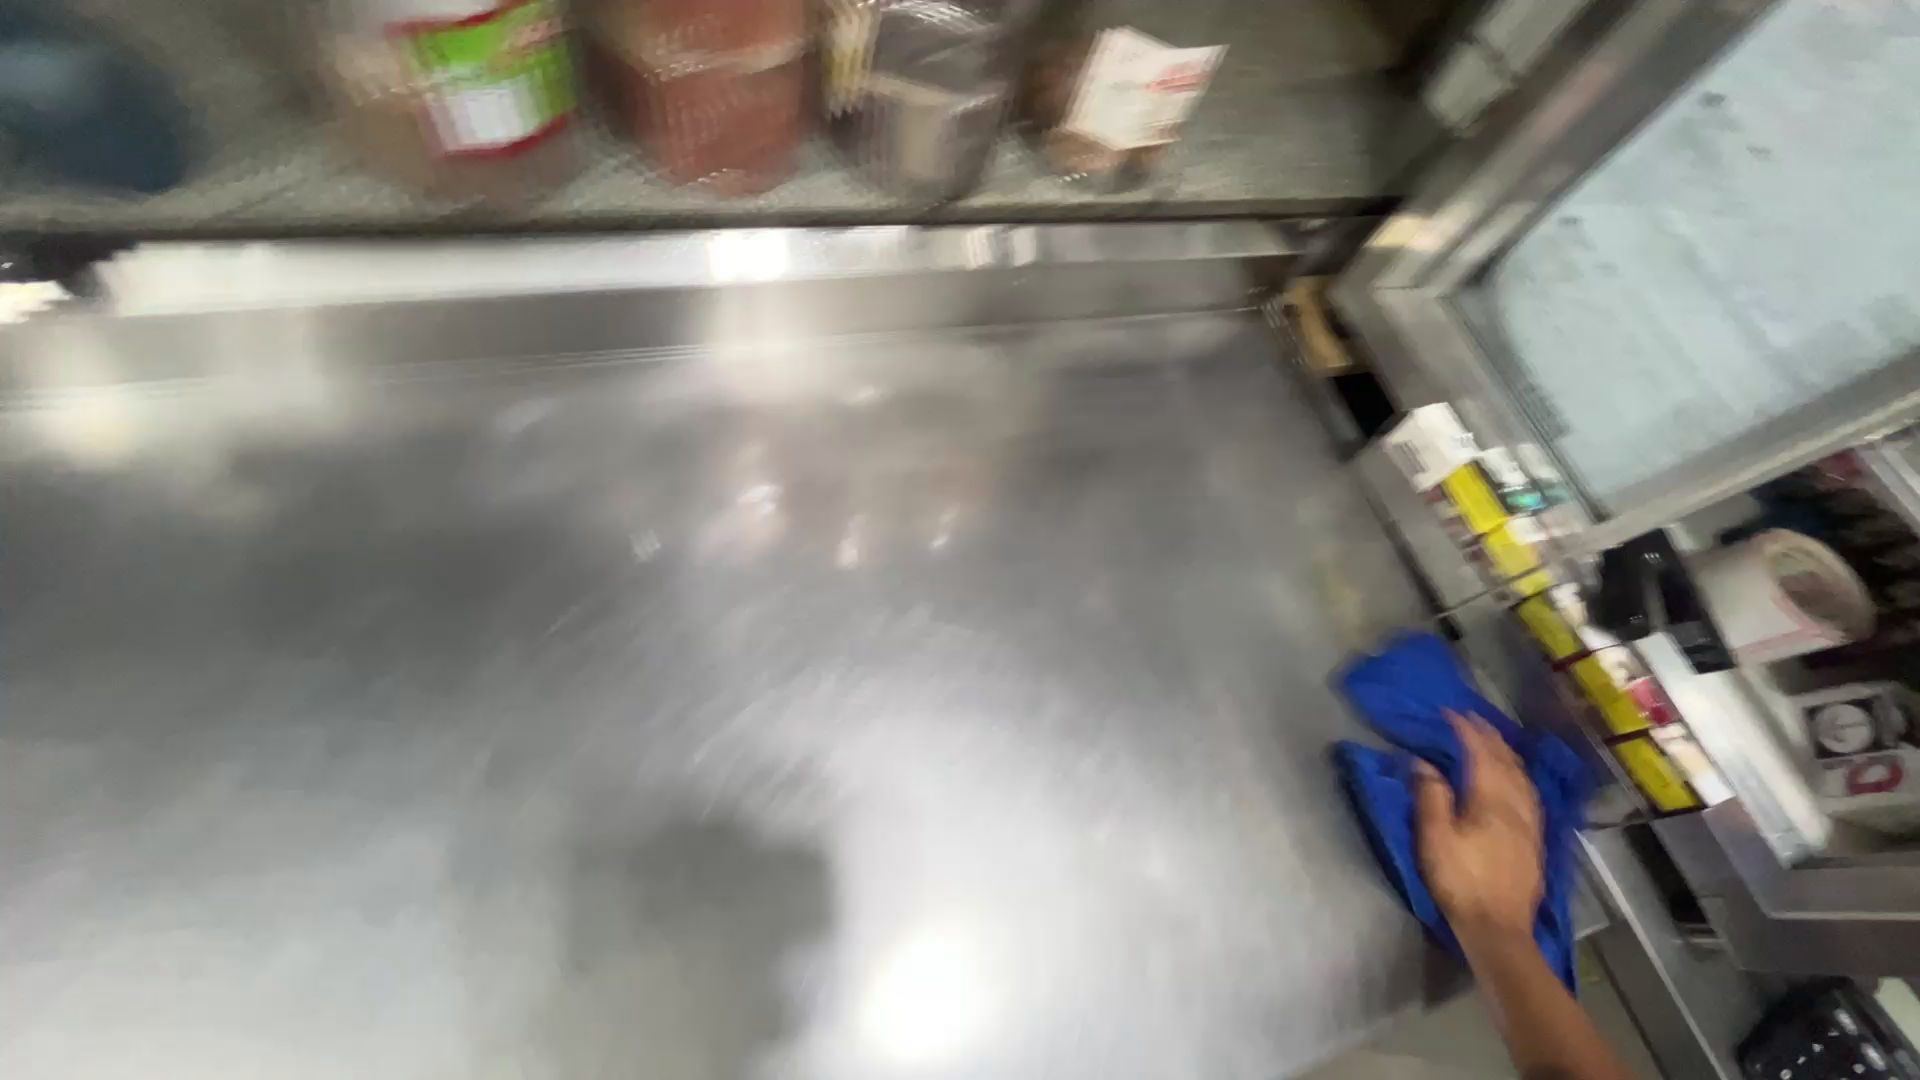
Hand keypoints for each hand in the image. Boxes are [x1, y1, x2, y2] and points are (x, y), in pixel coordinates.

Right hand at [1414, 711, 1543, 944]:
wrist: (1497, 926)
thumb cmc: (1459, 877)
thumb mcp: (1434, 835)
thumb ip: (1430, 795)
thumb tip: (1423, 762)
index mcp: (1491, 800)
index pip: (1480, 754)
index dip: (1466, 730)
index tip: (1450, 712)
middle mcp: (1516, 806)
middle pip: (1506, 762)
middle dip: (1489, 736)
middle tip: (1470, 718)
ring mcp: (1529, 824)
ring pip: (1522, 777)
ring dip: (1506, 753)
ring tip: (1492, 739)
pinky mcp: (1533, 840)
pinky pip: (1528, 793)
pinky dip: (1518, 774)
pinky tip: (1514, 778)